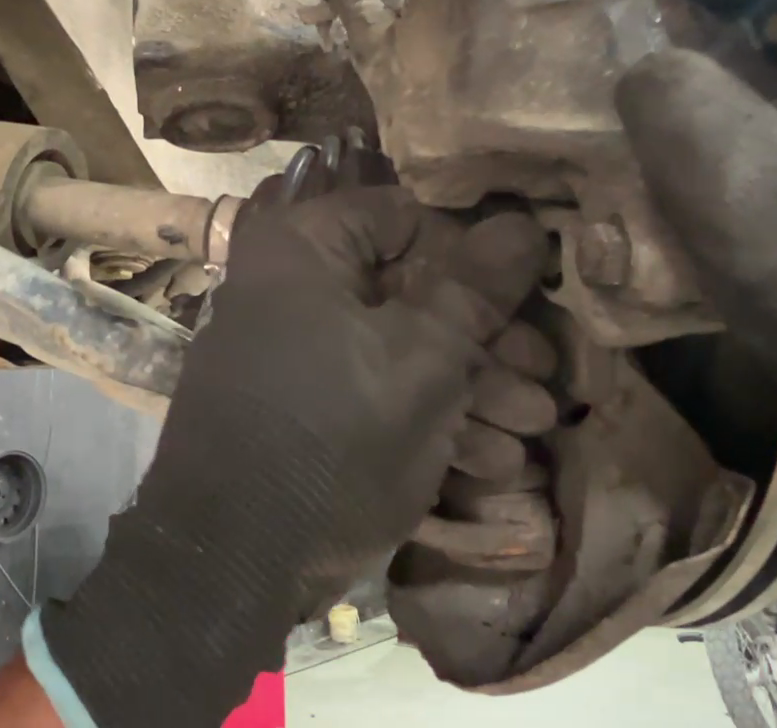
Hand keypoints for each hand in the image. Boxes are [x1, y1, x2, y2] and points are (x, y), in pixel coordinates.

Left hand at [42, 187, 545, 726]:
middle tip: (544, 371)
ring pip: (393, 348)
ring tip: (533, 423)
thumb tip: (523, 223)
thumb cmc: (334, 434)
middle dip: (483, 337)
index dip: (466, 250)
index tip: (520, 291)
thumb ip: (475, 290)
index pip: (400, 216)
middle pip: (404, 290)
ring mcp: (289, 350)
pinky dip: (422, 418)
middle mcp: (289, 286)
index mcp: (302, 248)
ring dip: (468, 386)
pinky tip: (490, 461)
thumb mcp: (422, 359)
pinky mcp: (296, 408)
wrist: (232, 558)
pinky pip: (366, 392)